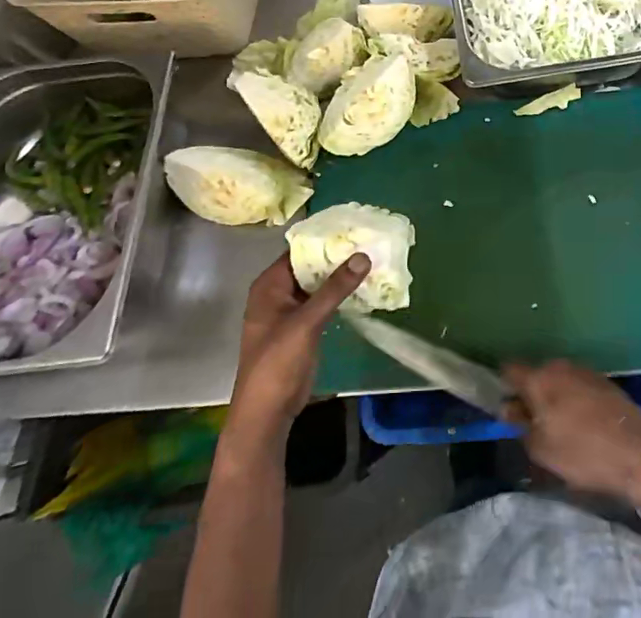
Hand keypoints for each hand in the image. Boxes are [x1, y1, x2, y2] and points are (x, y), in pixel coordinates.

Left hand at [226, 253, 369, 446]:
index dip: (324, 239)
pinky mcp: (304, 328)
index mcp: (269, 285)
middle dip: (338, 257)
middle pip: (311, 267)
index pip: (299, 251)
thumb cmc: (277, 362)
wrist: (267, 412)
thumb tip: (362, 256)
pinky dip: (341, 296)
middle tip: (370, 242)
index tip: (354, 228)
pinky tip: (365, 289)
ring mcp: (291, 312)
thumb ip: (335, 289)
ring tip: (373, 260)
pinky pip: (324, 303)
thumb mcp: (306, 322)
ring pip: (319, 285)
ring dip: (341, 277)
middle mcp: (278, 293)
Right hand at [503, 359, 640, 508]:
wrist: (640, 454)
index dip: (502, 385)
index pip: (509, 369)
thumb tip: (510, 408)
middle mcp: (560, 366)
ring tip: (559, 426)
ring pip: (558, 380)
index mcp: (539, 379)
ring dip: (554, 396)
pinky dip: (574, 399)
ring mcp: (585, 371)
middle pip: (535, 374)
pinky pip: (578, 386)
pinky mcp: (605, 381)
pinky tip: (582, 423)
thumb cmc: (583, 454)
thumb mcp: (541, 448)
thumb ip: (520, 424)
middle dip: (530, 393)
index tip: (504, 404)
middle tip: (531, 422)